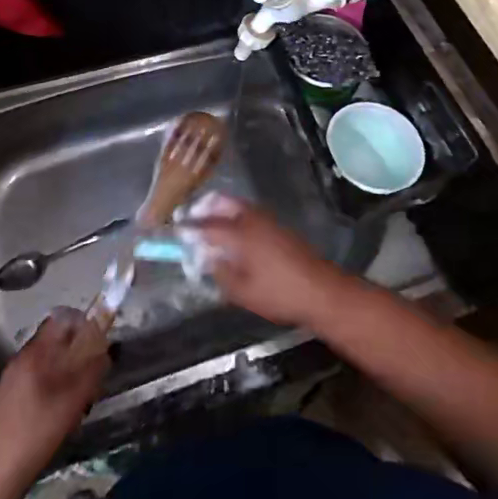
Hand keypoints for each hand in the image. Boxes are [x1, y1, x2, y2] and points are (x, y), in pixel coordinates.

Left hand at [0, 308, 108, 476]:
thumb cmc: (39, 429)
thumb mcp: (75, 398)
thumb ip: (93, 369)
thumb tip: (105, 350)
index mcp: (36, 353)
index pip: (61, 319)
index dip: (83, 323)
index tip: (99, 340)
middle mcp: (22, 358)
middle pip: (56, 339)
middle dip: (78, 350)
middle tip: (94, 371)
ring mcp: (13, 377)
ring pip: (49, 359)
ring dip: (68, 368)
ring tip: (81, 395)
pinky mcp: (10, 395)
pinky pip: (38, 375)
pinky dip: (55, 382)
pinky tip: (62, 408)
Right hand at [188, 194, 351, 326]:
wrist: (321, 290)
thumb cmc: (279, 294)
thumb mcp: (242, 292)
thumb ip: (220, 273)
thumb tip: (206, 259)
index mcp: (240, 235)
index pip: (208, 227)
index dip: (190, 228)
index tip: (176, 229)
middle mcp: (253, 221)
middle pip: (225, 204)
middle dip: (206, 207)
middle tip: (192, 214)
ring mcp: (269, 222)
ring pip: (239, 206)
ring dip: (222, 208)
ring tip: (210, 220)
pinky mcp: (280, 228)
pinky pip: (251, 213)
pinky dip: (237, 214)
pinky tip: (235, 231)